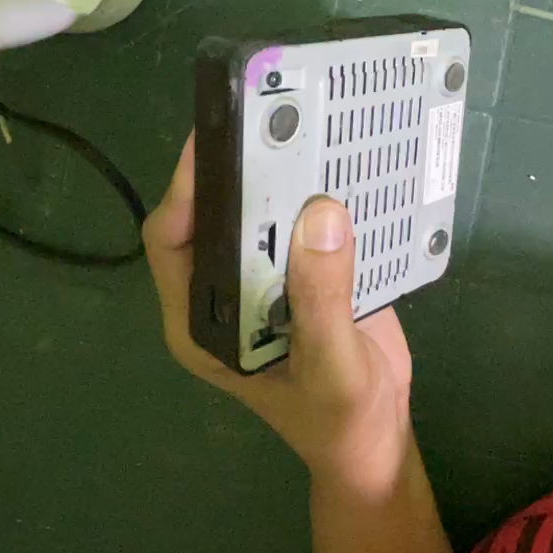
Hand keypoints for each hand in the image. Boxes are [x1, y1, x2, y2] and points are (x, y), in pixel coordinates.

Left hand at [145, 135, 415, 497]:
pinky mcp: (306, 271)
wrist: (376, 435)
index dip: (187, 190)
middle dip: (239, 169)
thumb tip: (320, 213)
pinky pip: (305, 222)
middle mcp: (228, 291)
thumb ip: (321, 298)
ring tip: (306, 128)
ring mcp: (268, 279)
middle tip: (267, 117)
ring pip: (263, 211)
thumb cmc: (338, 416)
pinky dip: (319, 193)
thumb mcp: (330, 365)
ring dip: (281, 174)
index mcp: (205, 319)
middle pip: (219, 215)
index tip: (215, 142)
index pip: (175, 240)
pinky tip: (342, 165)